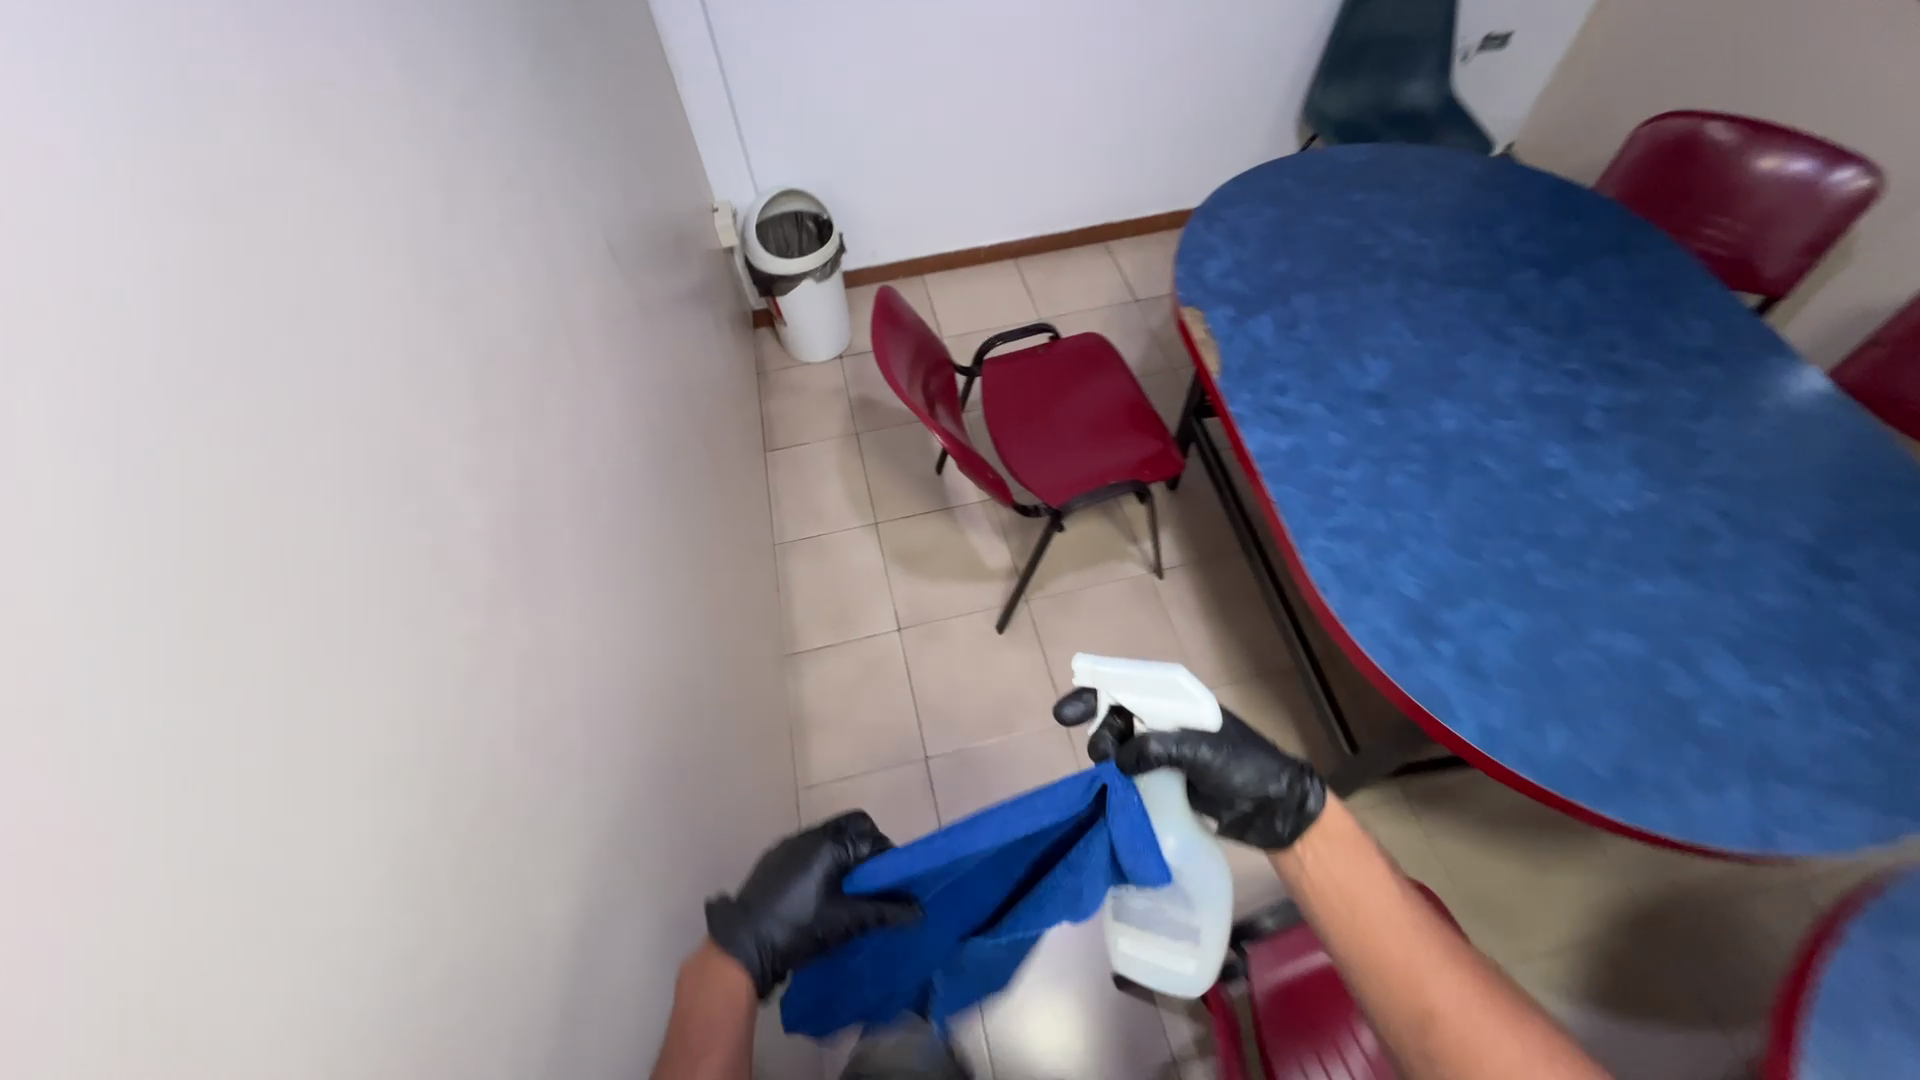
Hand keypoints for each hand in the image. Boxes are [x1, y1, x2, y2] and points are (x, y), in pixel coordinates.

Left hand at [704, 811, 920, 997]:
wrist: (743, 944)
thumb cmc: (799, 928)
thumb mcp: (846, 921)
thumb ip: (884, 911)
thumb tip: (919, 910)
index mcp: (831, 843)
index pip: (874, 838)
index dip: (887, 859)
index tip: (892, 883)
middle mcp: (812, 834)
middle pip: (853, 825)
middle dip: (868, 846)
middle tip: (872, 880)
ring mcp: (790, 843)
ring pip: (830, 835)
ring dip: (845, 852)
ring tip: (849, 887)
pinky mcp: (776, 856)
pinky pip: (810, 847)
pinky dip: (824, 858)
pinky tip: (820, 889)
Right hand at [1055, 688, 1326, 850]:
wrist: (1273, 808)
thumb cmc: (1244, 766)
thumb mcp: (1202, 750)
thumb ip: (1158, 747)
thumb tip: (1120, 760)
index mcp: (1174, 699)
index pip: (1125, 684)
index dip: (1092, 692)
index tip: (1064, 714)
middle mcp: (1163, 717)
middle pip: (1114, 714)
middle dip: (1100, 730)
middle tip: (1100, 756)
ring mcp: (1161, 748)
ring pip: (1117, 744)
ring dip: (1107, 755)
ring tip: (1111, 774)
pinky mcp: (1161, 776)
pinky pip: (1127, 770)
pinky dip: (1116, 776)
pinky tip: (1112, 788)